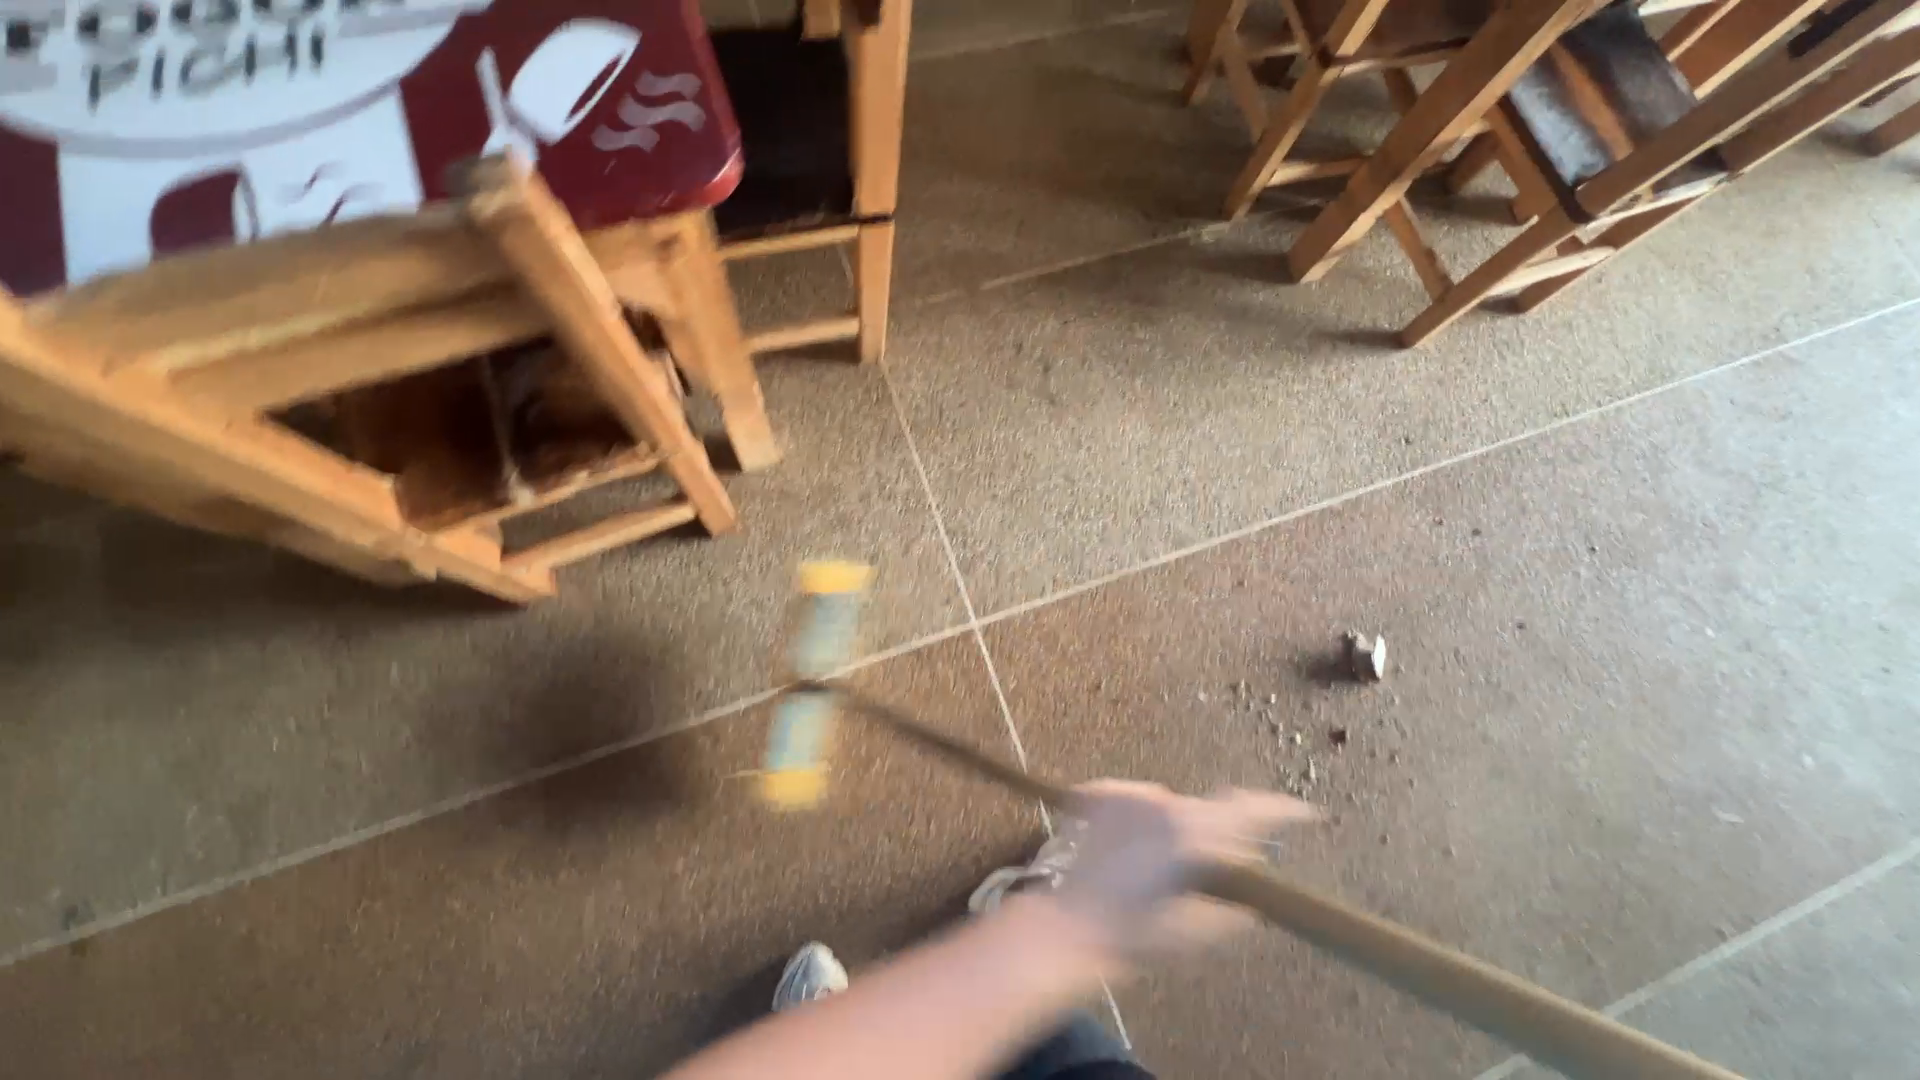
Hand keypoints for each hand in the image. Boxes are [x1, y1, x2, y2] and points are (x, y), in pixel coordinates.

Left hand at [1044, 780, 1318, 968]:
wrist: (1072, 924)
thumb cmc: (1135, 936)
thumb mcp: (1197, 932)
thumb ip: (1235, 908)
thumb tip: (1254, 895)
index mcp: (1193, 838)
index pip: (1250, 811)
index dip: (1281, 811)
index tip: (1303, 812)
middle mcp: (1165, 805)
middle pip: (1207, 811)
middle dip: (1214, 835)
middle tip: (1199, 870)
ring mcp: (1130, 795)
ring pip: (1169, 806)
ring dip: (1171, 828)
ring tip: (1147, 868)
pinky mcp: (1103, 792)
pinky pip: (1135, 799)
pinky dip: (1138, 817)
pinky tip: (1123, 848)